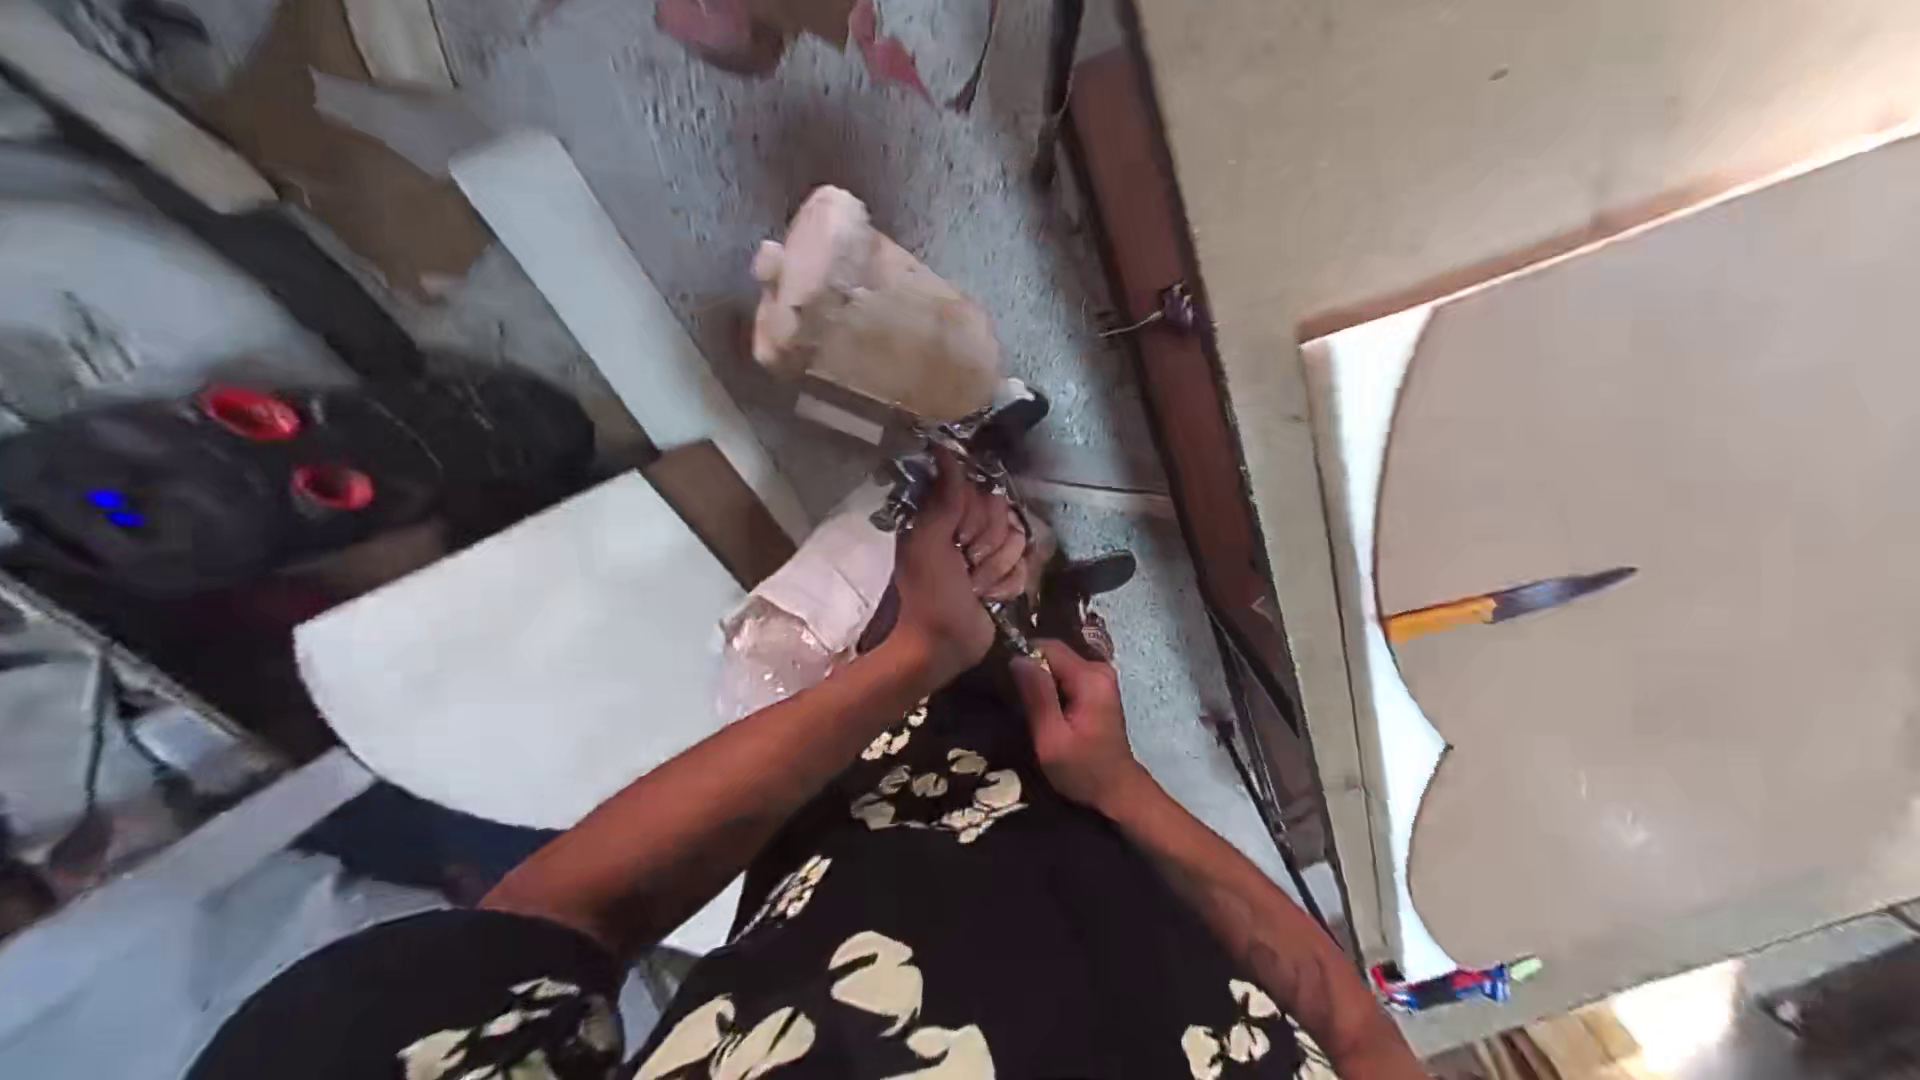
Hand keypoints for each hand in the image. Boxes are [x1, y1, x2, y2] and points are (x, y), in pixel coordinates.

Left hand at [891, 448, 1018, 682]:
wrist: (942, 646)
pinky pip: (1024, 567)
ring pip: (1018, 542)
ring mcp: (987, 553)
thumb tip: (941, 448)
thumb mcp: (928, 543)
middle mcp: (967, 528)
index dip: (975, 517)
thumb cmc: (929, 594)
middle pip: (1004, 516)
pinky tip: (987, 598)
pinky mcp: (1004, 576)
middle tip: (965, 567)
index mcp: (944, 515)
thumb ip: (941, 498)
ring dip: (995, 570)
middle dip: (987, 546)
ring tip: (974, 587)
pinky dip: (1005, 586)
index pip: (982, 493)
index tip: (959, 539)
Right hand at [1010, 639, 1153, 812]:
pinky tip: (1047, 708)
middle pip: (1053, 652)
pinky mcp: (1097, 684)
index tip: (1010, 684)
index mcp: (1089, 677)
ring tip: (1031, 706)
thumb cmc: (1083, 770)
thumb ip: (1037, 695)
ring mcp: (1100, 675)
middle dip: (1032, 670)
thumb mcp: (1051, 739)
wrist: (1117, 790)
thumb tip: (1017, 657)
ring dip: (1041, 680)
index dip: (1024, 659)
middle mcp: (1099, 668)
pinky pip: (1066, 672)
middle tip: (1018, 700)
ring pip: (1057, 662)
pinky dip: (1052, 685)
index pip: (1047, 646)